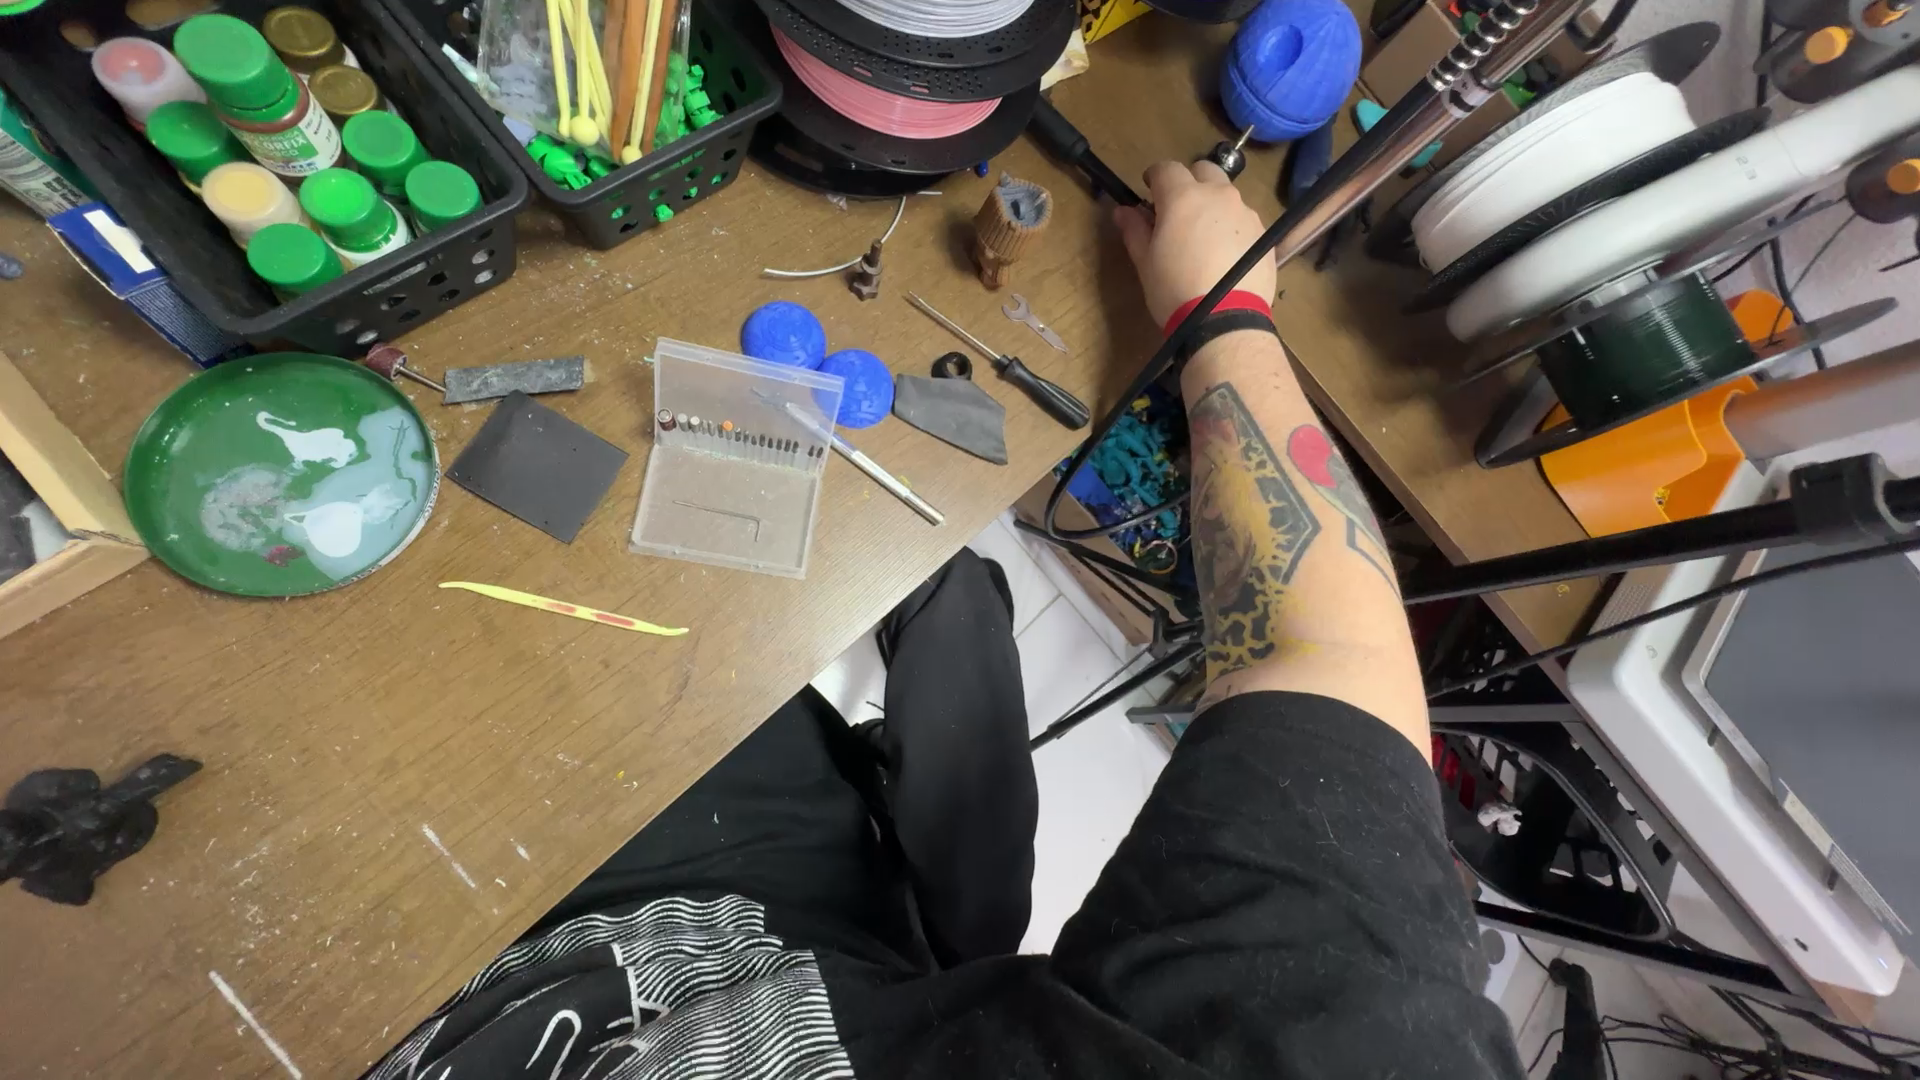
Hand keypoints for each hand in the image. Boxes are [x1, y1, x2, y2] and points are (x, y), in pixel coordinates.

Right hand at [1112, 161, 1275, 328]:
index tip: (1148, 191)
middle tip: (1177, 211)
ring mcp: (1245, 212)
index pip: (1166, 169)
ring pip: (1226, 194)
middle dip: (1188, 183)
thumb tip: (1122, 211)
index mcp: (1183, 197)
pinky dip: (1230, 226)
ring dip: (1211, 204)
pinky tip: (1223, 256)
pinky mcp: (1262, 233)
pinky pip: (1242, 219)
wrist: (1223, 320)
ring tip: (1203, 238)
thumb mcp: (1145, 263)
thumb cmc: (1174, 291)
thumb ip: (1134, 231)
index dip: (1154, 177)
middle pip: (1203, 170)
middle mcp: (1218, 195)